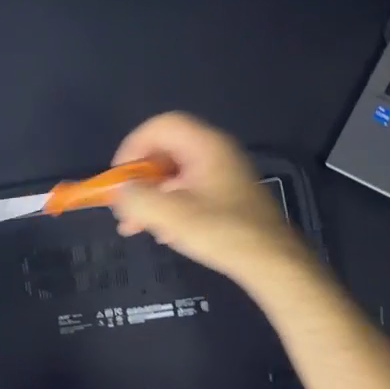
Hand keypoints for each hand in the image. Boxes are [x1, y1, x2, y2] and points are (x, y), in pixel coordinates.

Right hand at [108, 112, 312, 285]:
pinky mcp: (226, 197)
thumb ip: (137, 199)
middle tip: (124, 208)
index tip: (118, 177)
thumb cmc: (223, 233)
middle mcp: (215, 153)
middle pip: (165, 153)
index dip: (133, 147)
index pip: (160, 127)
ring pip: (174, 177)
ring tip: (137, 227)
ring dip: (151, 199)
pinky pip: (188, 192)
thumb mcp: (172, 217)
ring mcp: (222, 175)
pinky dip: (169, 208)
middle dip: (139, 181)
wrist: (271, 262)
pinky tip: (163, 233)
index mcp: (206, 146)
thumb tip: (119, 191)